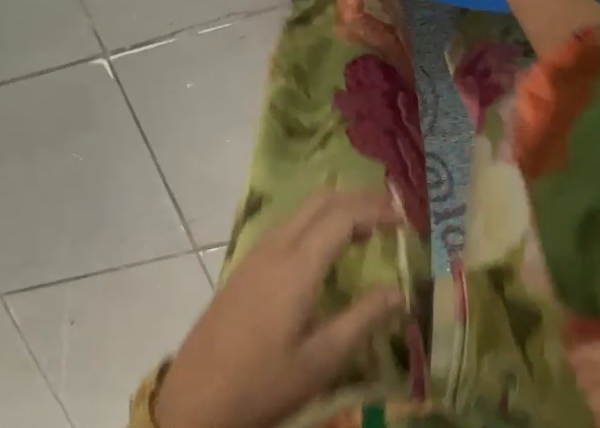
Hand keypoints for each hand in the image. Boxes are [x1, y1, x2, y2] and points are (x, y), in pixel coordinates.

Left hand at [154, 191, 404, 427]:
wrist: (194, 399)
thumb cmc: (262, 382)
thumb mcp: (321, 361)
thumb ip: (363, 319)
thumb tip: (400, 290)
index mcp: (296, 266)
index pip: (343, 215)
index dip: (377, 211)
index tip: (406, 222)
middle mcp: (276, 247)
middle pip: (322, 200)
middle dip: (359, 200)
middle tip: (391, 216)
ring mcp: (256, 254)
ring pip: (302, 210)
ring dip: (337, 209)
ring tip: (367, 231)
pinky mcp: (246, 266)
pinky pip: (288, 226)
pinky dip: (317, 223)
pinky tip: (327, 252)